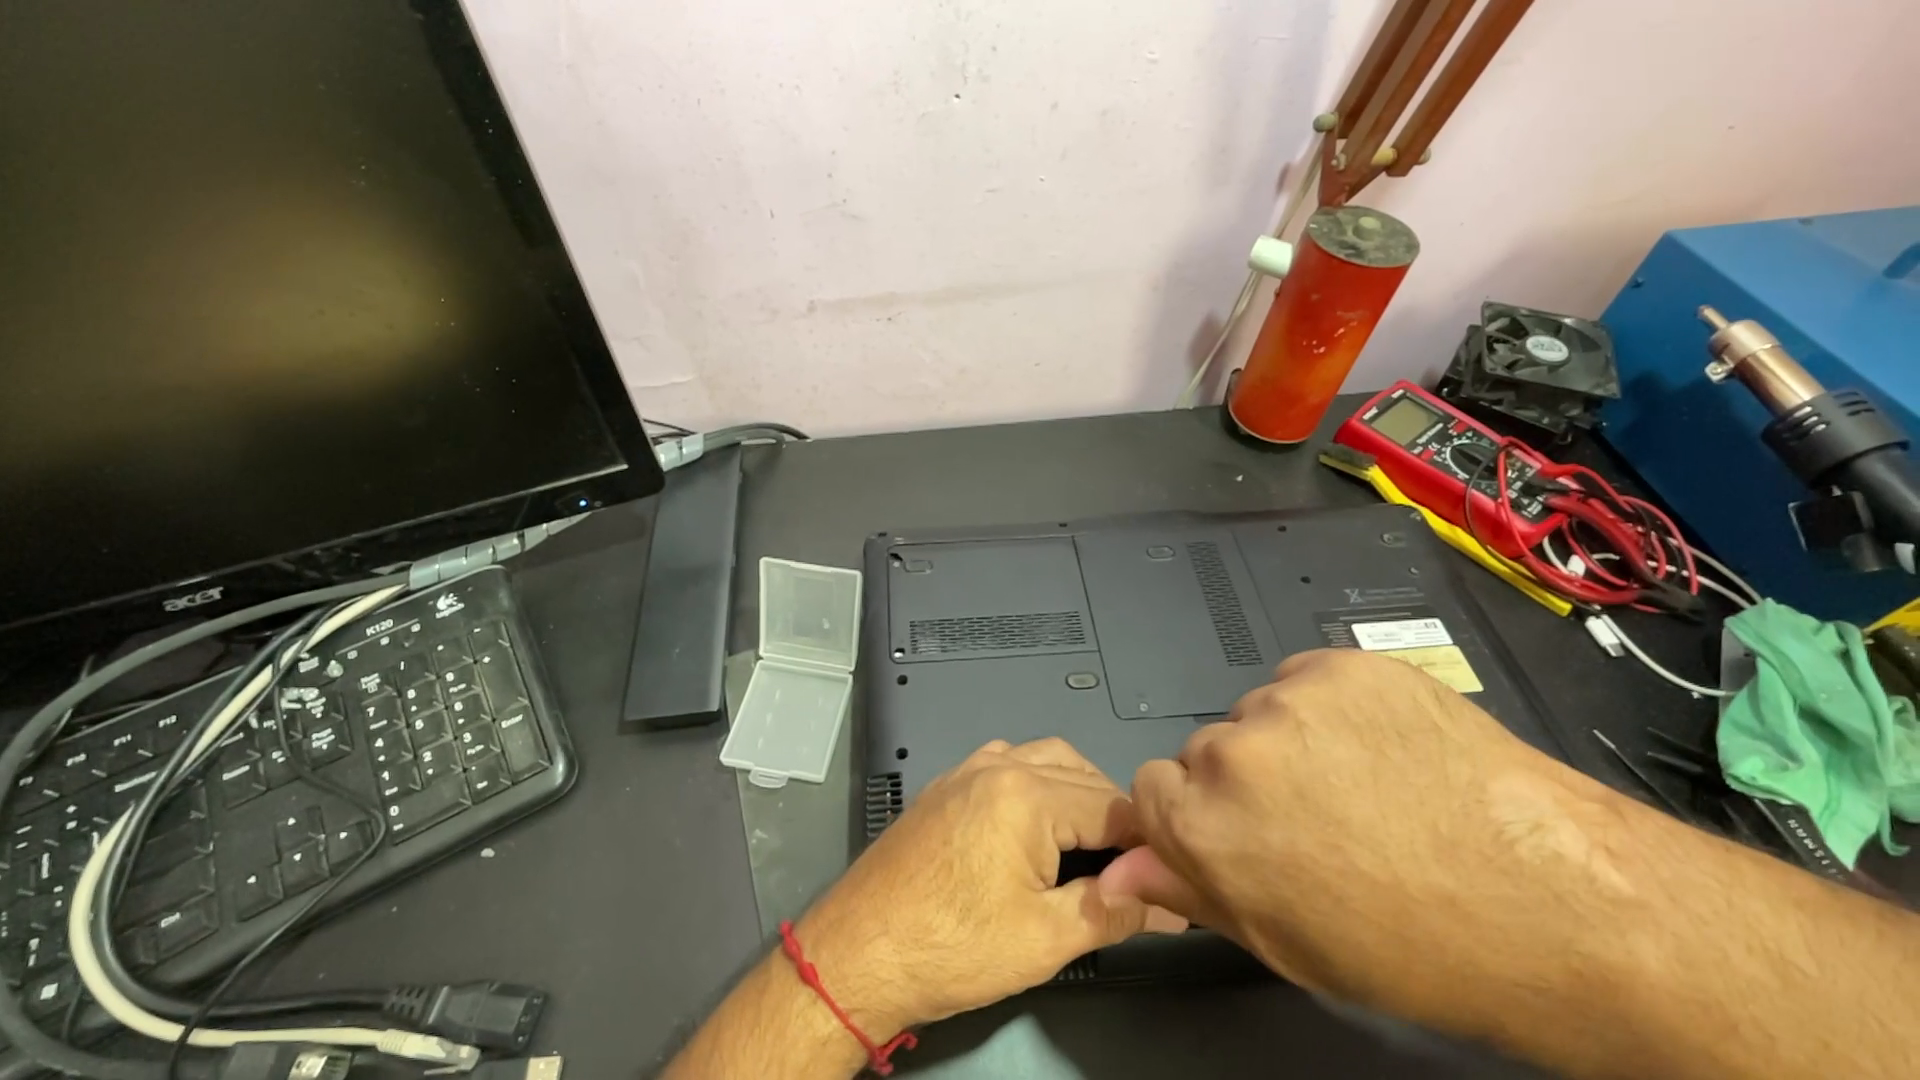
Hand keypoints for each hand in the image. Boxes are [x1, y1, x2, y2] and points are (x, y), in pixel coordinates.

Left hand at [794, 738, 1186, 1034]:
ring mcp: (965, 772)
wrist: (856, 955)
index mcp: (1027, 793)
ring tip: (1088, 850)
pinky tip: (1035, 831)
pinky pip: (1005, 767)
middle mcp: (997, 766)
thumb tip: (1169, 908)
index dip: (1146, 844)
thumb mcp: (1046, 940)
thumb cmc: (952, 948)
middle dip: (1114, 819)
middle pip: (1083, 776)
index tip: (1160, 878)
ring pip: (1044, 762)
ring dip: (1075, 795)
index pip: (1115, 805)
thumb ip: (1114, 912)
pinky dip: (1035, 787)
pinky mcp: (943, 789)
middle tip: (1127, 871)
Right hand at [1101, 649, 1631, 1032]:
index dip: (1196, 816)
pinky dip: (1332, 709)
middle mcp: (1231, 753)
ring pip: (1259, 714)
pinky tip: (1380, 751)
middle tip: (1312, 818)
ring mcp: (1289, 702)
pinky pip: (1308, 680)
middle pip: (1206, 750)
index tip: (1237, 832)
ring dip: (1290, 742)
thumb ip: (1188, 889)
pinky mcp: (1345, 667)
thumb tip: (1123, 870)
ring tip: (1360, 786)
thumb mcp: (1282, 942)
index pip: (1152, 789)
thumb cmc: (1417, 944)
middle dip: (1244, 782)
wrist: (1546, 901)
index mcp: (1201, 824)